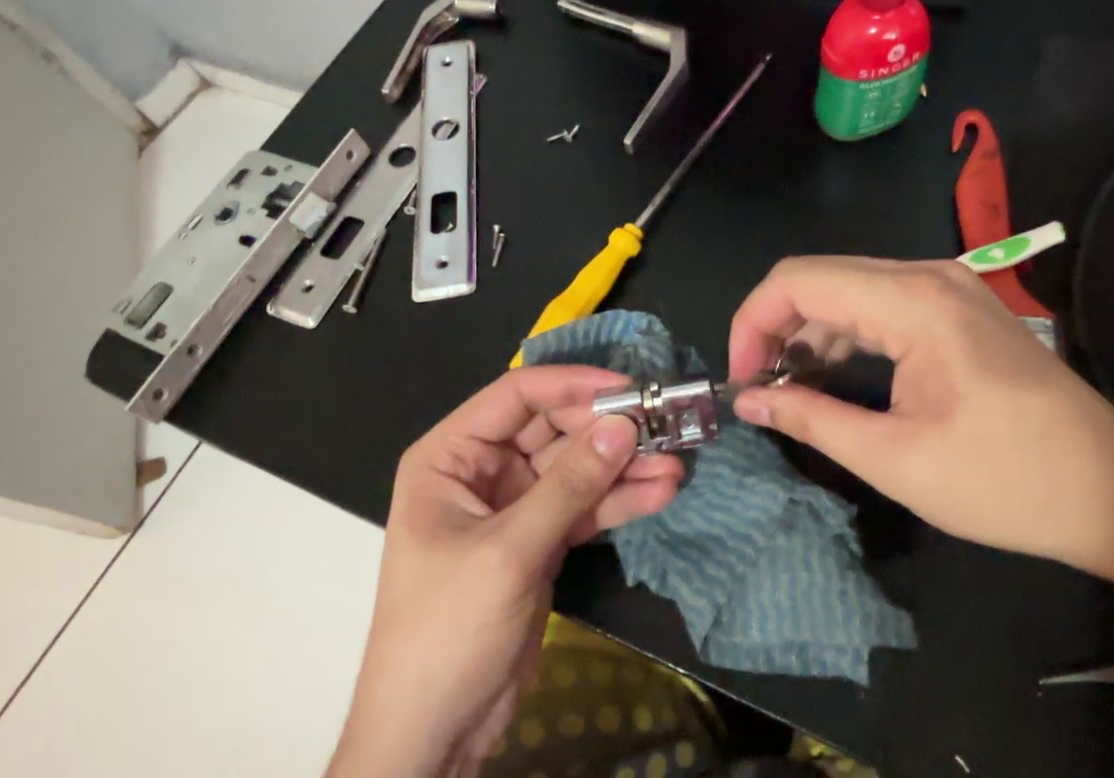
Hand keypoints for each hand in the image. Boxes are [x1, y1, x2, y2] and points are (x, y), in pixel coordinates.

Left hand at [333, 366, 683, 777]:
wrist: (434, 727)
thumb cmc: (448, 627)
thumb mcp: (509, 551)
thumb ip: (569, 486)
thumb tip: (624, 425)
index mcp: (450, 457)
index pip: (516, 397)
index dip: (572, 385)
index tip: (629, 388)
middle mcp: (481, 471)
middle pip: (553, 431)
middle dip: (608, 430)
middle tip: (667, 426)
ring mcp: (513, 508)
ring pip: (576, 470)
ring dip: (624, 467)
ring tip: (678, 463)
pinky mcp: (540, 543)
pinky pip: (584, 508)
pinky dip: (619, 502)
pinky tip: (662, 493)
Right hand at [727, 256, 1113, 563]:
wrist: (1113, 490)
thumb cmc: (1004, 480)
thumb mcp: (893, 459)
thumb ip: (810, 419)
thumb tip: (746, 401)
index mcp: (912, 301)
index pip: (797, 281)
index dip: (751, 324)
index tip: (740, 381)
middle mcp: (928, 275)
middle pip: (821, 278)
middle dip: (775, 328)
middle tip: (758, 390)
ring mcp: (949, 288)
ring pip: (849, 289)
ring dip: (809, 333)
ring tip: (789, 390)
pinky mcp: (959, 309)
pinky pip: (882, 304)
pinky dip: (847, 335)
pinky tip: (834, 378)